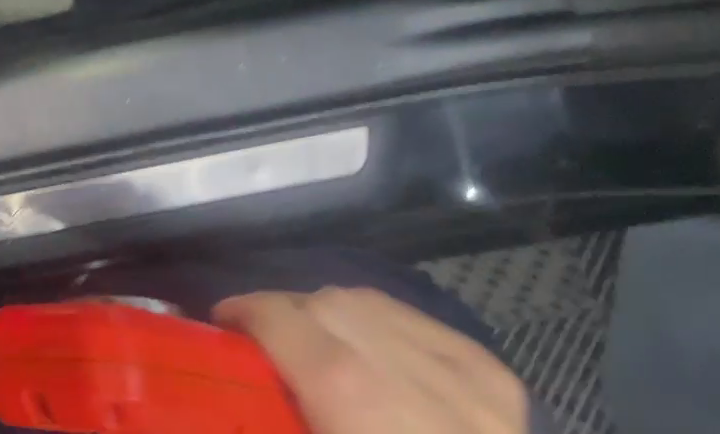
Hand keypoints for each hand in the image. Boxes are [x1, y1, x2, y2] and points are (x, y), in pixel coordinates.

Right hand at [215, 287, 529, 433]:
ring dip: (333, 316)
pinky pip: (418, 322)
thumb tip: (231, 393)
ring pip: (370, 304)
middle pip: (322, 302)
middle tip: (267, 345)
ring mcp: (460, 373)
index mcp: (348, 394)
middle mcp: (403, 367)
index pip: (279, 316)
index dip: (242, 312)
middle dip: (286, 314)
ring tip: (318, 345)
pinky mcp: (497, 380)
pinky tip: (372, 349)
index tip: (223, 326)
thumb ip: (272, 416)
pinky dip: (384, 325)